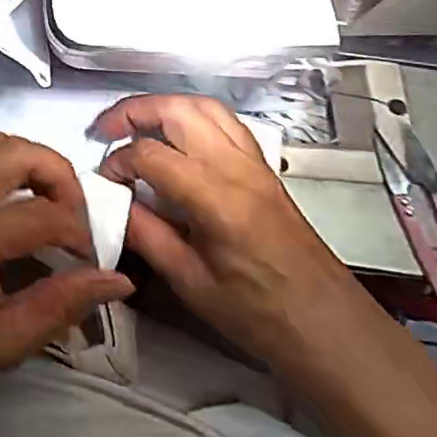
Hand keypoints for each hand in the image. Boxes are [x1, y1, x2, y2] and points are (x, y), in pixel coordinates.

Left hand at [0, 132, 133, 405]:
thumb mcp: (3, 341)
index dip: (79, 233)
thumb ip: (61, 304)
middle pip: (21, 153)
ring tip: (52, 205)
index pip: (43, 213)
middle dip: (61, 178)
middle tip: (76, 219)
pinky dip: (10, 163)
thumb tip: (116, 279)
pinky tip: (20, 199)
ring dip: (35, 164)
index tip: (87, 261)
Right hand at [93, 95, 436, 436]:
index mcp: (216, 198)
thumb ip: (147, 235)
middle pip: (176, 109)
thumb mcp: (191, 283)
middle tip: (105, 129)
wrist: (331, 330)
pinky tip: (178, 135)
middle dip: (132, 111)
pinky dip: (193, 115)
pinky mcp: (264, 168)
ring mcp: (254, 163)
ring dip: (163, 106)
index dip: (117, 163)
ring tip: (136, 123)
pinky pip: (225, 121)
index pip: (149, 154)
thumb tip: (113, 202)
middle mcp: (236, 168)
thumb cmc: (261, 315)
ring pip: (203, 106)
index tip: (105, 183)